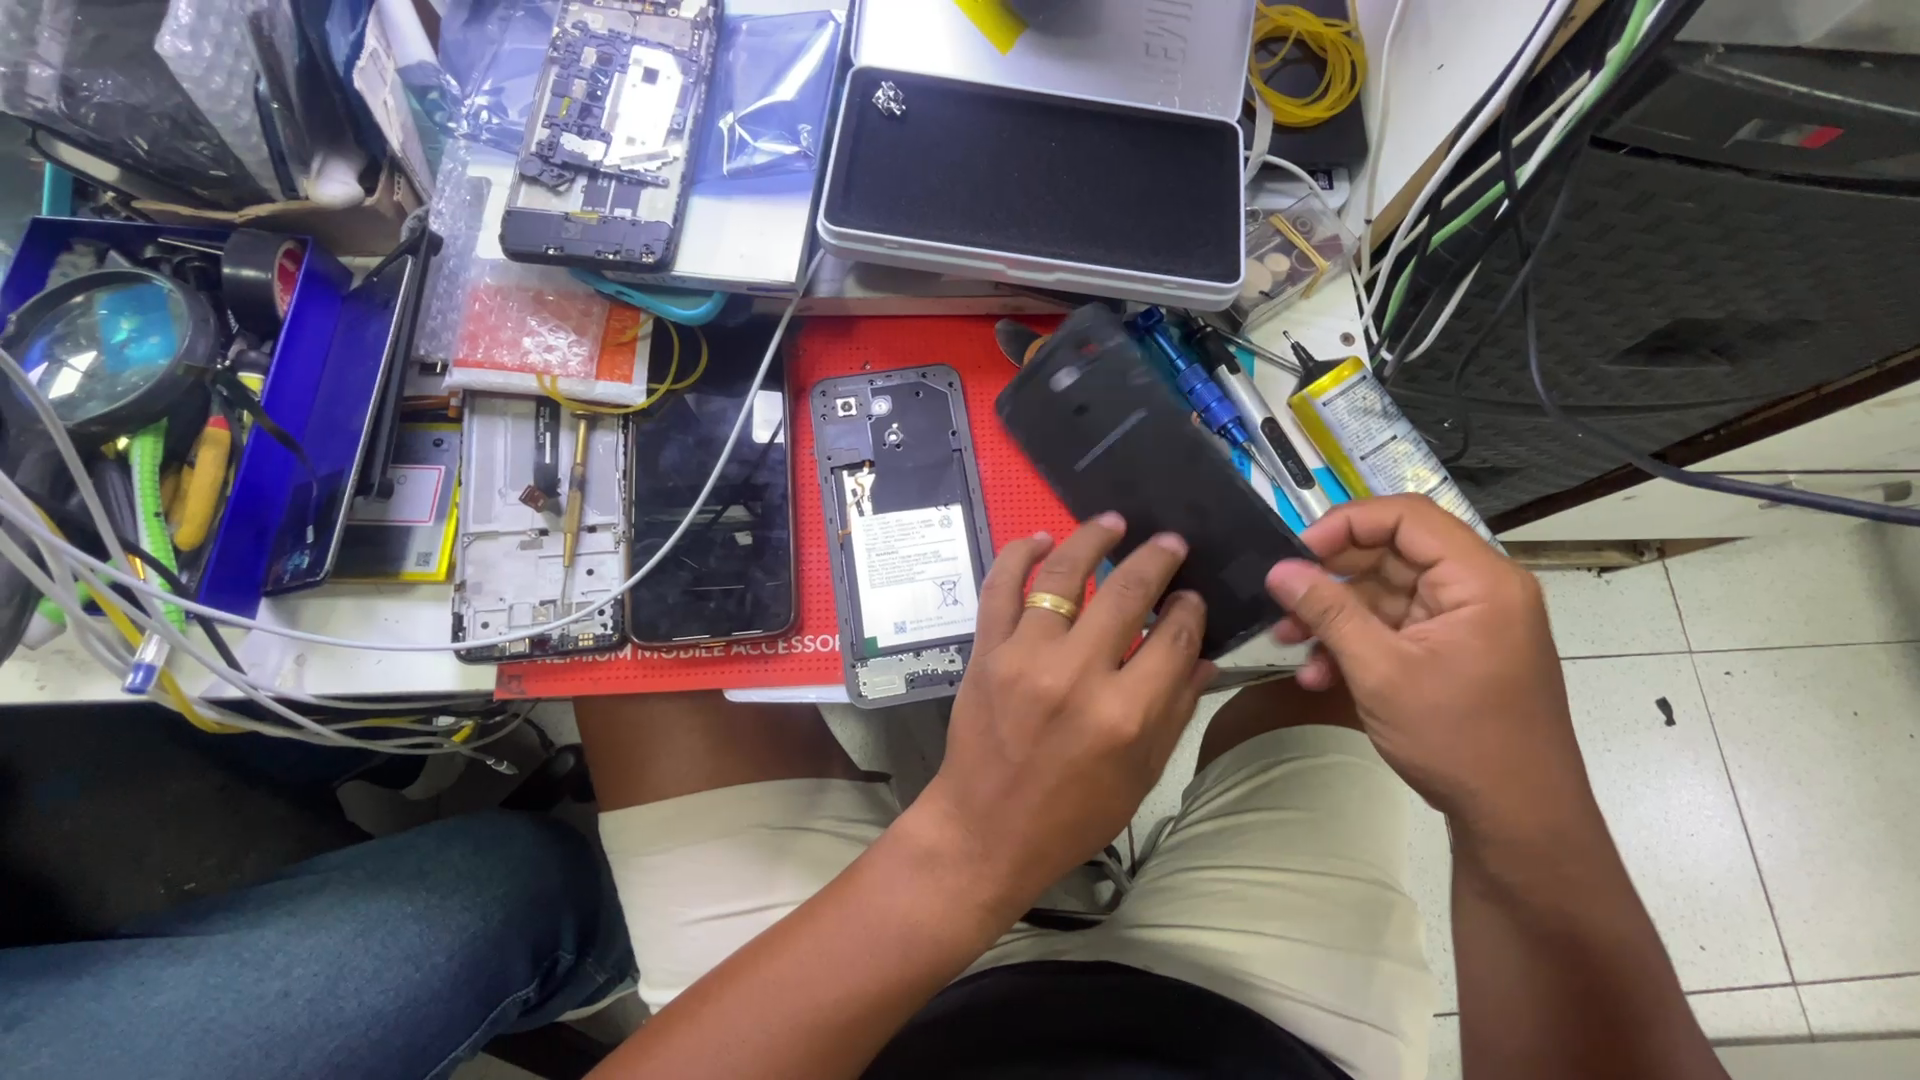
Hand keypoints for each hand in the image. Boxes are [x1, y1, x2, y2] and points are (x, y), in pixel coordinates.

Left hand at [911, 514, 1213, 905]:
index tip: (1192, 596)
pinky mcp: (986, 652)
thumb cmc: (1072, 814)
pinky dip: (1018, 556)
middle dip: (1156, 559)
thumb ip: (1175, 710)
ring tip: (1112, 521)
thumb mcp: (1140, 775)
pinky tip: (1041, 538)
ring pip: (1062, 576)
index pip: (1173, 636)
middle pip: (1127, 593)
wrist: (986, 830)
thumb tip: (1204, 657)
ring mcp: (1025, 658)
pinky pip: (999, 589)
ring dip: (1091, 539)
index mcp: (1126, 714)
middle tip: (1169, 542)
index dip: (1190, 609)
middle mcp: (1077, 675)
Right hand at [1263, 495, 1590, 837]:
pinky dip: (1354, 645)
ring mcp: (1463, 623)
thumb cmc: (1459, 739)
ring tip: (1287, 644)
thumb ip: (1328, 612)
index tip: (1295, 552)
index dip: (1345, 524)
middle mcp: (1476, 590)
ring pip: (1383, 595)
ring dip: (1333, 618)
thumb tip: (1279, 569)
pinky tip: (1317, 674)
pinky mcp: (1450, 652)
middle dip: (1329, 579)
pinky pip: (1392, 629)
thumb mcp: (1381, 671)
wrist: (1517, 819)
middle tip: (1280, 601)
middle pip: (1390, 555)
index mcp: (1479, 580)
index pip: (1406, 517)